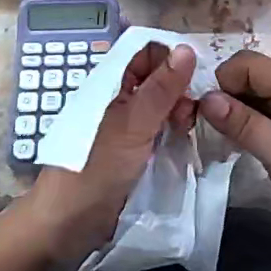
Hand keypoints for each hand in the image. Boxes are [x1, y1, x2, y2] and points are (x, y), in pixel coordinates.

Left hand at [25, 43, 198, 267]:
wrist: (69, 222)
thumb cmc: (97, 167)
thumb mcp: (134, 125)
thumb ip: (161, 88)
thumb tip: (186, 49)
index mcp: (111, 82)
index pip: (146, 51)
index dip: (172, 54)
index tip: (201, 69)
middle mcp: (119, 97)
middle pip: (156, 75)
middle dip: (180, 84)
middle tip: (194, 107)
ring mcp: (127, 123)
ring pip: (161, 102)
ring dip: (179, 108)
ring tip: (190, 126)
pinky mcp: (134, 147)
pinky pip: (160, 126)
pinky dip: (175, 128)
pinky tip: (186, 138)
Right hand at [198, 51, 270, 239]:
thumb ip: (245, 125)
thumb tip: (205, 98)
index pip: (249, 64)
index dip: (223, 80)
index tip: (203, 109)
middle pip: (246, 78)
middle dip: (221, 94)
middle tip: (197, 123)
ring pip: (247, 99)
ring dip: (227, 112)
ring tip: (206, 134)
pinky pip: (253, 119)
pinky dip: (237, 127)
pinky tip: (224, 144)